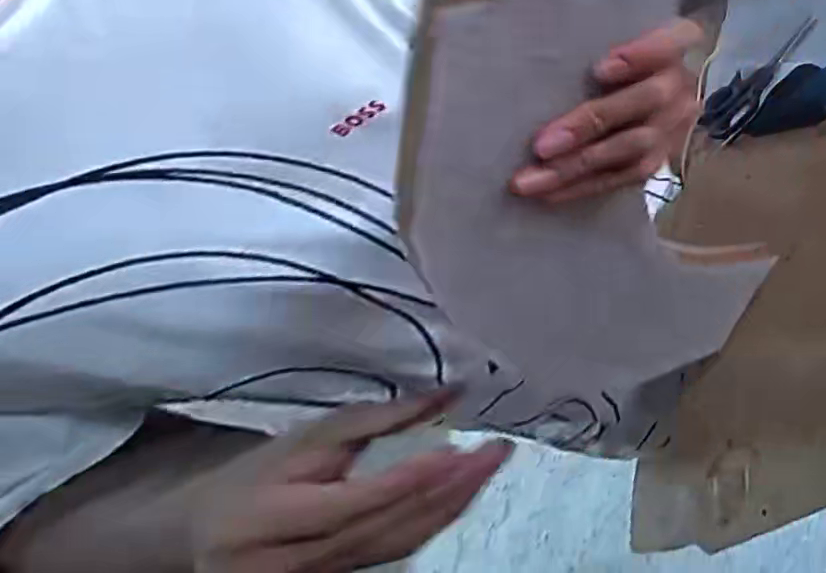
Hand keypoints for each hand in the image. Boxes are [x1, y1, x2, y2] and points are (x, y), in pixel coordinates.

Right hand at [190, 390, 510, 572]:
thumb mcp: (316, 433)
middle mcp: (280, 564)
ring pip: (393, 544)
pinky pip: (393, 551)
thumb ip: (386, 414)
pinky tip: (468, 488)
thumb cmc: (266, 469)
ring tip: (493, 463)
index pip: (350, 504)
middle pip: (380, 526)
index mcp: (264, 520)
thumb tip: (454, 390)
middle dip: (448, 487)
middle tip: (497, 451)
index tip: (459, 449)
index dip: (408, 479)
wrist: (208, 526)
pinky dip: (437, 518)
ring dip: (453, 503)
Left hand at [510, 19, 702, 202]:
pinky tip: (548, 193)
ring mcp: (676, 123)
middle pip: (649, 99)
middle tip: (543, 143)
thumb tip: (492, 20)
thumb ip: (582, 33)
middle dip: (594, 122)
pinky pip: (628, 175)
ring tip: (531, 179)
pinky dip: (586, 184)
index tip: (600, 68)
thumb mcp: (608, 36)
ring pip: (636, 144)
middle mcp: (681, 83)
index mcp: (676, 45)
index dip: (644, 54)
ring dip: (582, 163)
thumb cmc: (610, 57)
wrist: (654, 97)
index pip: (675, 40)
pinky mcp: (663, 155)